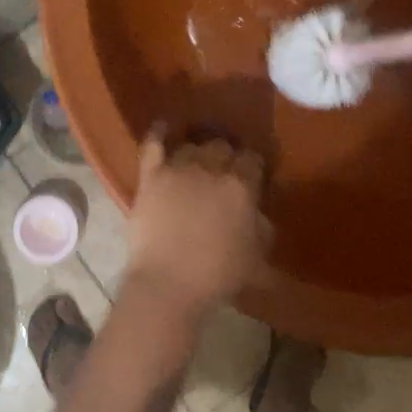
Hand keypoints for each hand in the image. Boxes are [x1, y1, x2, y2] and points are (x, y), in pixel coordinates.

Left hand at [122, 130, 269, 316]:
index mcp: (242, 186)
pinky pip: (153, 144)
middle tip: (223, 173)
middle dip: (225, 157)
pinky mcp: (150, 177)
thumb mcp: (256, 256)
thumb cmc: (218, 275)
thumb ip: (261, 227)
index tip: (252, 175)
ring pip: (191, 146)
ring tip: (197, 163)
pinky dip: (158, 133)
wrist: (168, 284)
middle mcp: (211, 169)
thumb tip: (257, 212)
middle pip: (222, 146)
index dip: (252, 166)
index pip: (252, 160)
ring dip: (197, 153)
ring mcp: (178, 169)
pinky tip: (163, 127)